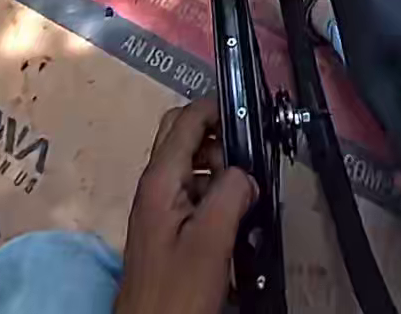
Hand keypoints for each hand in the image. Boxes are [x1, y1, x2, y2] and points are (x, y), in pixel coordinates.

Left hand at [114, 97, 257, 313]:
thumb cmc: (177, 293)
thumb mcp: (210, 242)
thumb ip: (230, 196)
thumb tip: (245, 172)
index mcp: (161, 178)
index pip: (185, 121)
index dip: (213, 108)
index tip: (244, 111)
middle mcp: (155, 183)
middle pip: (181, 134)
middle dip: (214, 133)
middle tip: (245, 151)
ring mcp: (158, 204)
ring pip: (188, 161)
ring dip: (216, 162)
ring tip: (245, 187)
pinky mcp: (166, 226)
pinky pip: (191, 189)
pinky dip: (213, 188)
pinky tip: (233, 211)